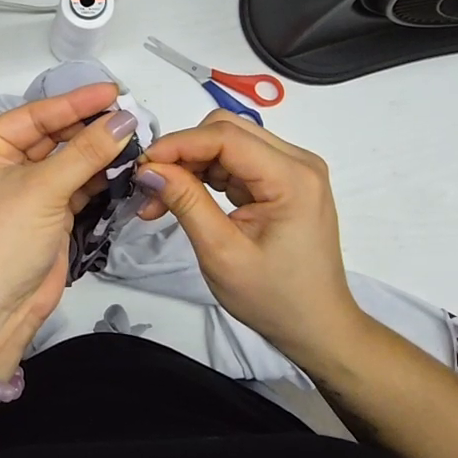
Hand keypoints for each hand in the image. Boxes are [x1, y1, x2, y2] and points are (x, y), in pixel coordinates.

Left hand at [0, 83, 137, 369]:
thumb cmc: (3, 239)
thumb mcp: (42, 190)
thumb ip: (86, 153)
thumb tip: (126, 120)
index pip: (36, 115)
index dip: (75, 102)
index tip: (113, 91)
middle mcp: (5, 163)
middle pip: (55, 135)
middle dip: (91, 127)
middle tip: (132, 116)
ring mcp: (29, 190)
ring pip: (70, 160)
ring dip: (100, 152)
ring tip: (137, 139)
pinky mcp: (50, 214)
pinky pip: (79, 185)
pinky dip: (101, 177)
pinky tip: (127, 166)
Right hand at [135, 111, 366, 359]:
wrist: (316, 327)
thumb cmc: (273, 297)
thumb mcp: (221, 253)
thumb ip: (186, 202)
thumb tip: (147, 168)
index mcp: (292, 177)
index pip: (226, 136)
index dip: (178, 144)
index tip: (141, 166)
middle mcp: (298, 162)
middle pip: (227, 130)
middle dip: (183, 152)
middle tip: (150, 185)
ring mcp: (292, 170)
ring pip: (228, 142)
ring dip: (191, 164)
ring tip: (161, 200)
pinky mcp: (282, 181)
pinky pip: (235, 161)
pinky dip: (206, 175)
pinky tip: (184, 198)